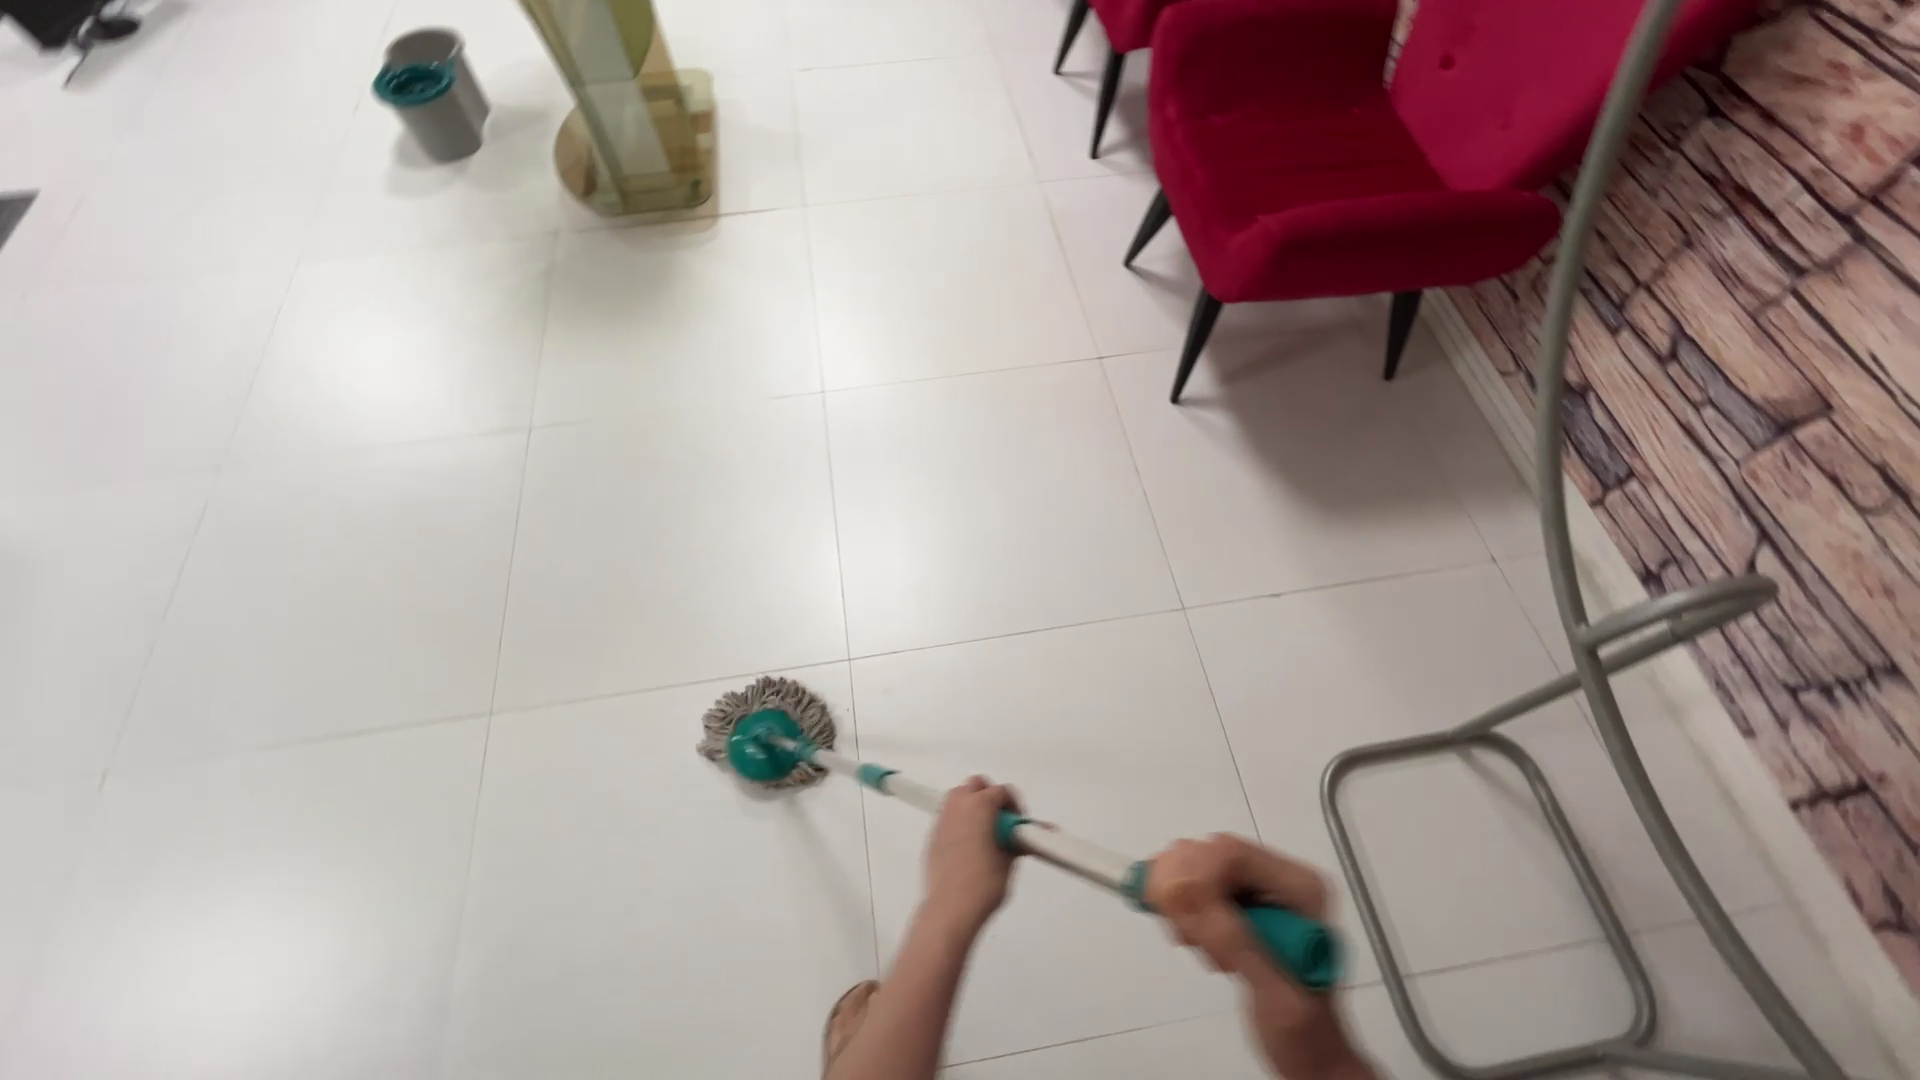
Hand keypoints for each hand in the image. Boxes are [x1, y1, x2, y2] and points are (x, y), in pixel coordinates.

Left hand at [920, 776, 1022, 935]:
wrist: (950, 908)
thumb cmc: (984, 883)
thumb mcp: (1009, 861)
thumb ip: (1016, 841)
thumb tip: (1026, 835)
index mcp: (979, 805)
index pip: (1001, 791)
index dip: (1014, 806)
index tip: (1018, 824)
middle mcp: (958, 806)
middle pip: (975, 785)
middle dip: (989, 797)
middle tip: (1001, 822)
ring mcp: (942, 819)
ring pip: (958, 798)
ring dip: (972, 807)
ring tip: (985, 833)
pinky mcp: (932, 835)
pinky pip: (948, 817)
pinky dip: (960, 821)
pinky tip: (969, 846)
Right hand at [1147, 835, 1373, 1079]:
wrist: (1311, 1055)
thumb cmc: (1306, 1034)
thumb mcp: (1276, 993)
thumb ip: (1238, 942)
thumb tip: (1192, 898)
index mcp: (1302, 890)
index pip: (1235, 856)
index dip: (1197, 876)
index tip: (1176, 910)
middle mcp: (1280, 879)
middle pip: (1211, 853)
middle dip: (1185, 889)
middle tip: (1184, 936)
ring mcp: (1258, 888)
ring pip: (1197, 864)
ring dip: (1180, 901)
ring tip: (1194, 944)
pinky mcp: (1237, 900)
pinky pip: (1193, 883)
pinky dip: (1178, 906)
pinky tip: (1189, 937)